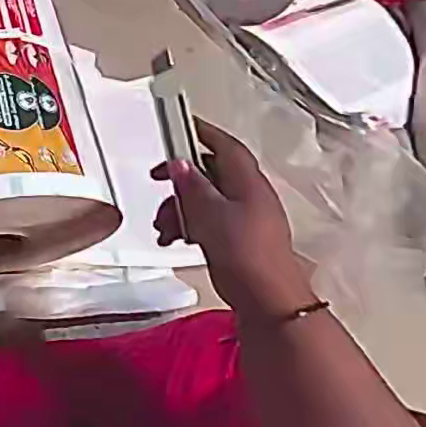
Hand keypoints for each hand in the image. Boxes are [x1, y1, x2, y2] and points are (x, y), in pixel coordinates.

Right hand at [152, 120, 310, 311]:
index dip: (202, 133)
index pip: (224, 146)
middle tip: (159, 180)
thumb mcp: (210, 215)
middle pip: (209, 172)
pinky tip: (175, 238)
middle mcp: (247, 195)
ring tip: (165, 227)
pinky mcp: (235, 237)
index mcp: (247, 183)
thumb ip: (193, 186)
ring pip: (204, 198)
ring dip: (180, 207)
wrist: (266, 300)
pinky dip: (188, 224)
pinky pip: (206, 219)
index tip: (180, 126)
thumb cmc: (246, 254)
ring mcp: (243, 217)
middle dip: (181, 179)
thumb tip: (180, 164)